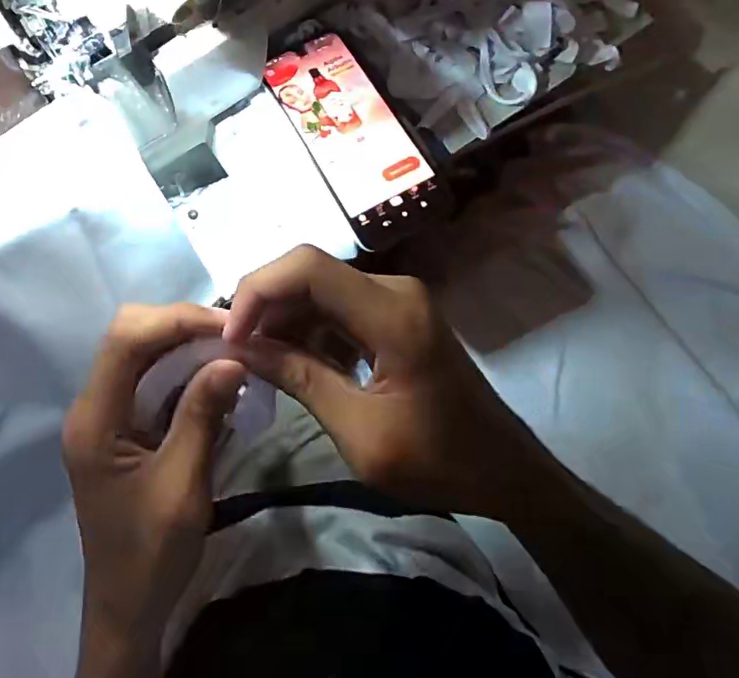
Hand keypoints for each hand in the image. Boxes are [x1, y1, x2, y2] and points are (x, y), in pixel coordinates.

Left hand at [64, 303, 245, 677]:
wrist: (127, 606)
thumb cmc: (151, 553)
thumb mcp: (183, 486)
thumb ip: (201, 415)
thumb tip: (231, 358)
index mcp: (94, 419)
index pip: (126, 340)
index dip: (175, 320)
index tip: (226, 327)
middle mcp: (91, 405)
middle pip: (128, 334)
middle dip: (179, 325)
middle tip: (231, 337)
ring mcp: (102, 412)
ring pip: (138, 349)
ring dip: (182, 341)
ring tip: (228, 348)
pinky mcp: (118, 422)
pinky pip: (146, 374)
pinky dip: (179, 364)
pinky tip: (210, 372)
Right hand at [224, 246, 551, 521]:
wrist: (506, 471)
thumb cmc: (439, 461)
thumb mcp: (360, 433)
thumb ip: (299, 379)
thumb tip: (241, 349)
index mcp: (392, 313)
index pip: (308, 268)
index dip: (258, 291)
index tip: (231, 337)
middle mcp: (394, 289)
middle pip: (309, 271)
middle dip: (264, 305)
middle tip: (235, 349)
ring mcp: (396, 298)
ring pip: (318, 287)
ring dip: (283, 318)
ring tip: (256, 358)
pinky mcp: (394, 313)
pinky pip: (337, 305)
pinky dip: (307, 328)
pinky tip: (290, 360)